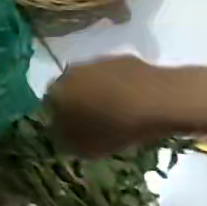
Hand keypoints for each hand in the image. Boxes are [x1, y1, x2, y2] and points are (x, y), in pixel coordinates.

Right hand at [46, 56, 170, 155]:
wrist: (158, 100)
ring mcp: (98, 61)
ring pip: (91, 81)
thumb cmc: (115, 127)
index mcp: (56, 92)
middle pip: (69, 90)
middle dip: (78, 104)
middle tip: (93, 124)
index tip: (72, 133)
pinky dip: (119, 88)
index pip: (48, 107)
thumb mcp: (83, 148)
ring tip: (116, 115)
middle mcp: (72, 71)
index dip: (59, 121)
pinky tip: (133, 103)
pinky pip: (114, 77)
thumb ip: (65, 140)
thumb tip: (61, 133)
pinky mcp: (123, 57)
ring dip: (98, 94)